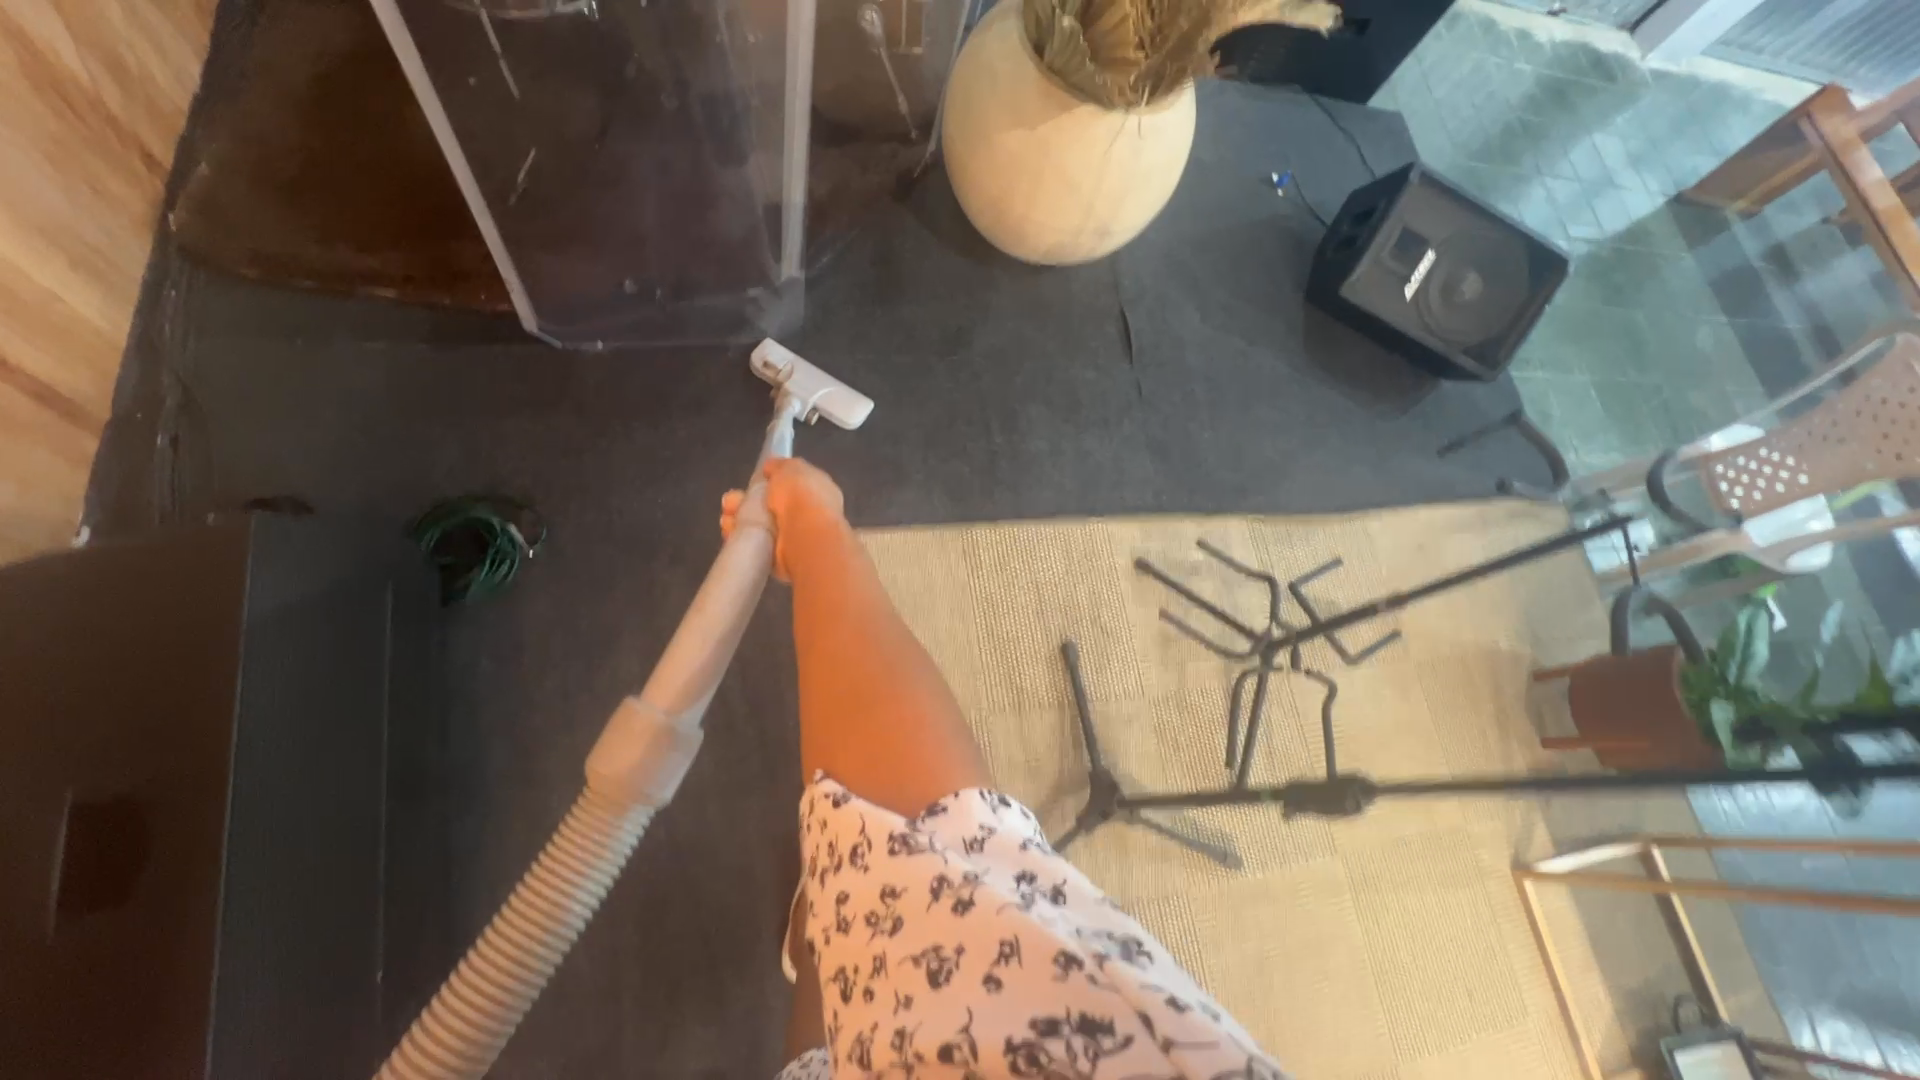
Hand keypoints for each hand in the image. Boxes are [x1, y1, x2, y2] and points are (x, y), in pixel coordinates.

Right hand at [720, 458, 847, 580]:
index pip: (791, 486)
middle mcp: (807, 514)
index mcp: (817, 491)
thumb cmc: (801, 495)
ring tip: (726, 516)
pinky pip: (755, 543)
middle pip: (769, 506)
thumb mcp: (791, 468)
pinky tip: (729, 530)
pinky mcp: (778, 557)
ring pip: (759, 524)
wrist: (804, 534)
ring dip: (739, 518)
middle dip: (745, 501)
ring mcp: (793, 537)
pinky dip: (740, 536)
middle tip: (729, 501)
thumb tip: (770, 467)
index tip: (752, 481)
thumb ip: (780, 466)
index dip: (770, 483)